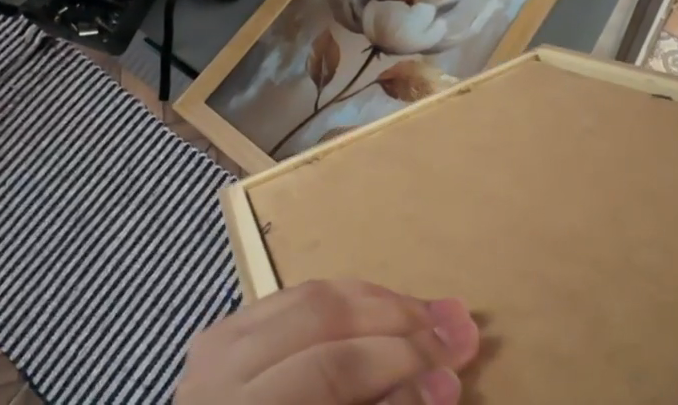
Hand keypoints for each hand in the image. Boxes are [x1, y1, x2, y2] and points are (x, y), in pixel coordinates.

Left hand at [174, 279, 480, 404]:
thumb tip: (443, 382)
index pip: (333, 370)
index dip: (401, 363)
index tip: (458, 367)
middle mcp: (221, 373)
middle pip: (323, 319)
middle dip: (401, 322)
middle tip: (460, 327)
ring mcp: (216, 346)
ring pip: (310, 295)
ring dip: (379, 301)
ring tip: (433, 313)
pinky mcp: (221, 331)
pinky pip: (294, 295)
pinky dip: (345, 299)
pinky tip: (383, 304)